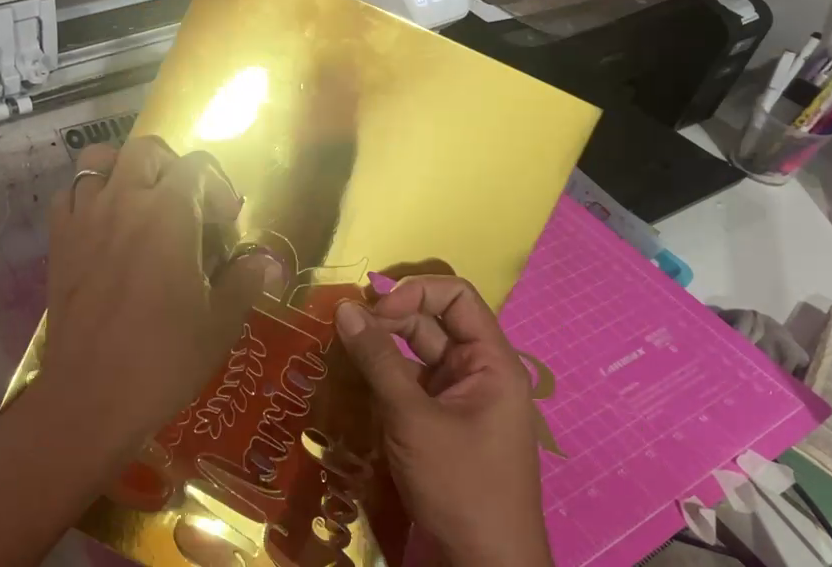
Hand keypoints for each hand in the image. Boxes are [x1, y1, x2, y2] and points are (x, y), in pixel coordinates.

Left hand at [40, 137, 280, 462]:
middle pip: (147, 149)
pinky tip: (102, 223)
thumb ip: (245, 280)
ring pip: (99, 160)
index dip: (218, 187)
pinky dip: (87, 195)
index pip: (198, 166)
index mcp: (170, 212)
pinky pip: (69, 193)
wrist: (93, 393)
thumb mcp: (220, 321)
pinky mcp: (58, 238)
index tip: (226, 223)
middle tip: (185, 203)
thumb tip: (268, 260)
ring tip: (139, 201)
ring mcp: (85, 215)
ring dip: (124, 170)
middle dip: (172, 166)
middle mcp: (125, 199)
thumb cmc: (165, 357)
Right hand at [335, 276, 551, 566]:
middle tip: (345, 331)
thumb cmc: (461, 485)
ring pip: (414, 351)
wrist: (484, 565)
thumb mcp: (413, 418)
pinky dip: (382, 376)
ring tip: (340, 349)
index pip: (455, 295)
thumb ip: (378, 359)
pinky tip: (352, 379)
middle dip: (388, 318)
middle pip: (430, 321)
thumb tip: (344, 306)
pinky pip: (409, 381)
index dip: (413, 292)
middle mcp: (477, 371)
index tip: (374, 310)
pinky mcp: (439, 422)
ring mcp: (458, 397)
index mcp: (491, 362)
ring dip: (380, 346)